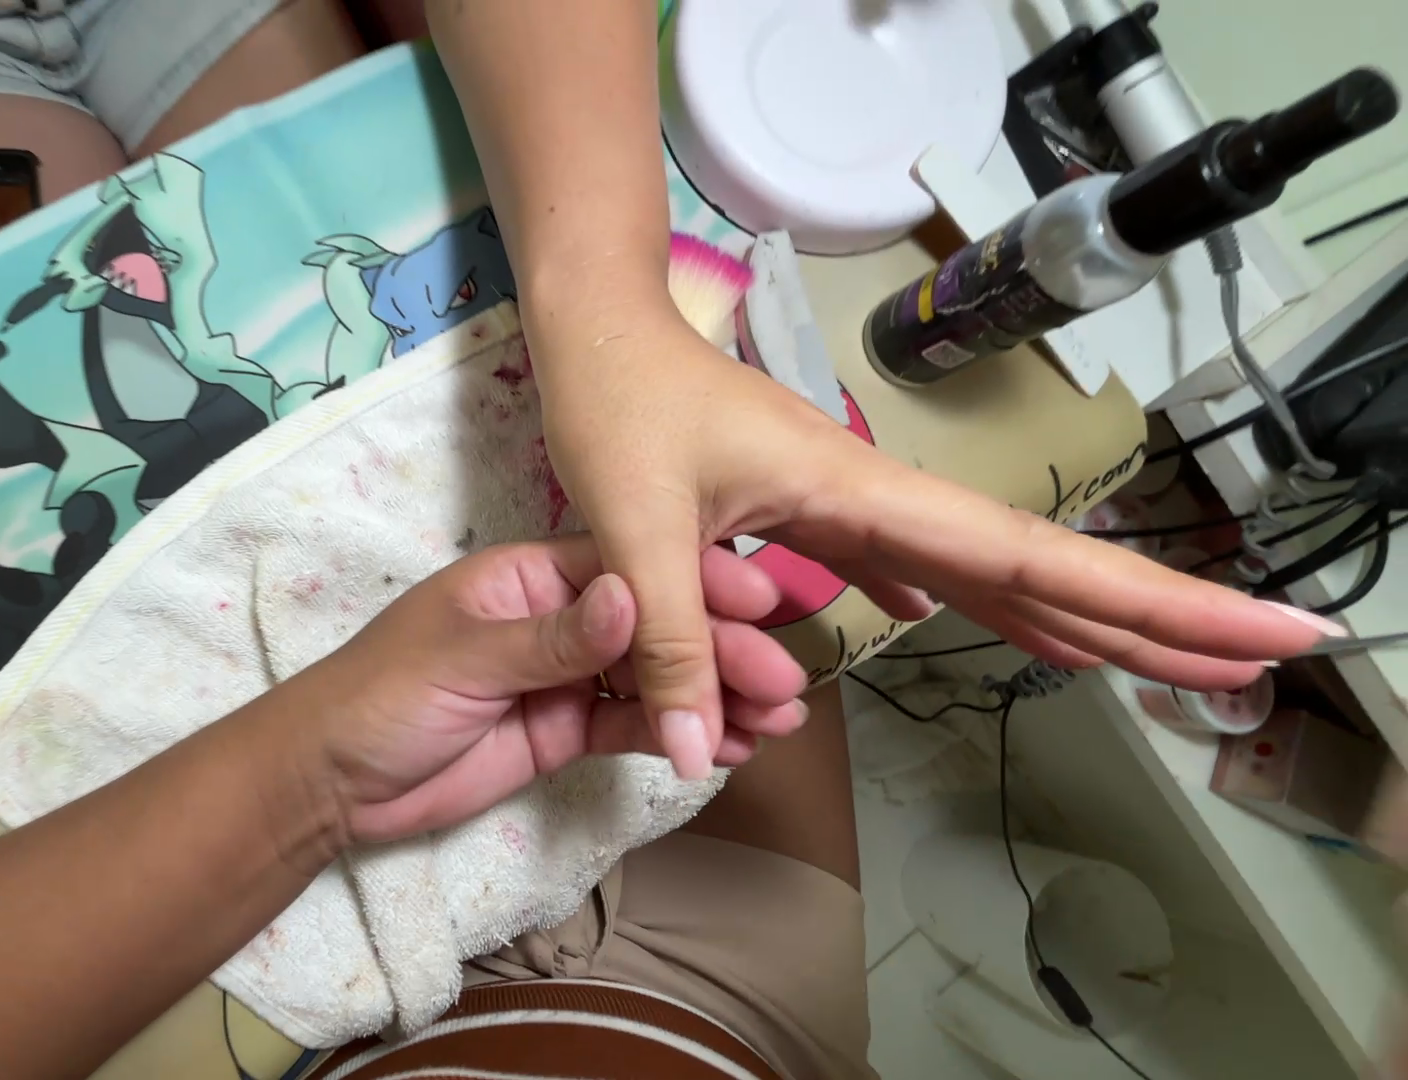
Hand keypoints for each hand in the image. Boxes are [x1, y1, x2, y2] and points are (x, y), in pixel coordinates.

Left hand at [290, 535, 809, 843]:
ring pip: (648, 679)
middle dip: (715, 652)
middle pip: (649, 627)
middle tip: (783, 684)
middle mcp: (554, 619)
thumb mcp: (467, 657)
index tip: (761, 606)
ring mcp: (560, 676)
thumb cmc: (386, 694)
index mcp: (526, 578)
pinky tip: (724, 746)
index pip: (624, 569)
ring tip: (774, 721)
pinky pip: (626, 725)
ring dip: (709, 697)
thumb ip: (554, 638)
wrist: (336, 780)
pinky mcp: (560, 729)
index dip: (691, 586)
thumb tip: (637, 596)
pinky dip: (673, 732)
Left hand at [528, 298, 1337, 779]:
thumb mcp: (636, 532)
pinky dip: (910, 587)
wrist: (594, 332)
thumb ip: (669, 642)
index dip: (1138, 596)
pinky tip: (920, 613)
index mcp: (846, 486)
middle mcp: (851, 487)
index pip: (1013, 548)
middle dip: (1115, 612)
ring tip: (1100, 658)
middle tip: (1229, 670)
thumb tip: (697, 756)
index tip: (1266, 632)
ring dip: (1019, 605)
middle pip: (1001, 557)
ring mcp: (819, 491)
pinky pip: (866, 552)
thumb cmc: (615, 407)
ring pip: (939, 558)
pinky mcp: (780, 497)